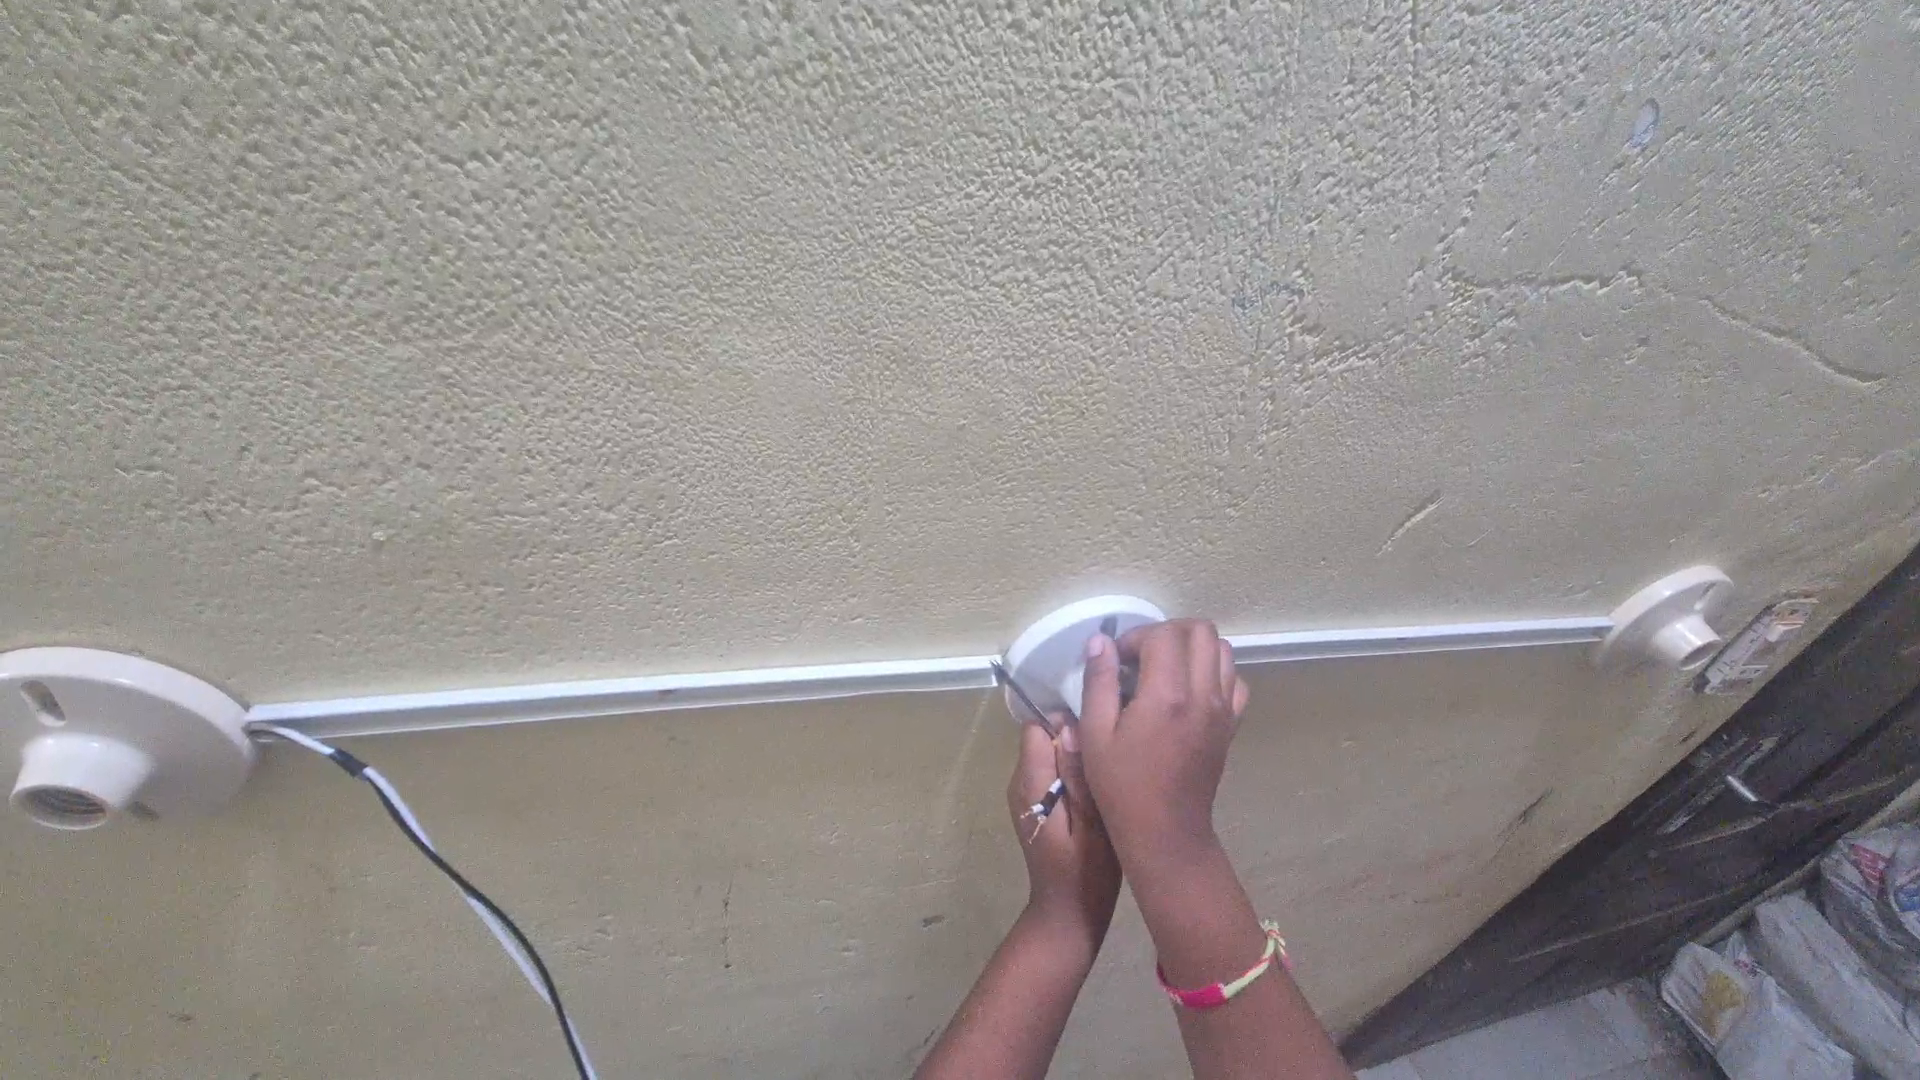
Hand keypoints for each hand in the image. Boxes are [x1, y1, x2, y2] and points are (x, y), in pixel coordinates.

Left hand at [1007, 715, 1121, 949]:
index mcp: (1031, 784)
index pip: (1037, 728)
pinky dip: (1067, 775)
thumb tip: (1068, 727)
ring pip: (1046, 755)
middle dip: (1070, 741)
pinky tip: (1091, 792)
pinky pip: (1048, 773)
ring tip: (1101, 774)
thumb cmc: (1086, 872)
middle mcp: (1019, 783)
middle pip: (1041, 739)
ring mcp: (1024, 795)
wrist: (1067, 915)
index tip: (1096, 737)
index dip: (1067, 726)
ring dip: (1071, 759)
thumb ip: (1077, 774)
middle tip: (1104, 758)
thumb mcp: (1091, 823)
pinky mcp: (1033, 806)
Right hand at [1076, 620, 1249, 860]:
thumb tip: (1100, 641)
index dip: (1135, 637)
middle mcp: (1203, 695)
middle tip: (1142, 656)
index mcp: (1167, 695)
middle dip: (1167, 632)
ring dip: (1192, 648)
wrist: (1166, 832)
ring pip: (1223, 650)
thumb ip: (1098, 682)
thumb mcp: (1095, 734)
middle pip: (1201, 630)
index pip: (1162, 635)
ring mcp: (1223, 710)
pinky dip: (1214, 672)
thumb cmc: (1122, 786)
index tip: (1116, 661)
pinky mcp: (1231, 725)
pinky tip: (1188, 690)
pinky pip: (1234, 681)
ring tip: (1164, 669)